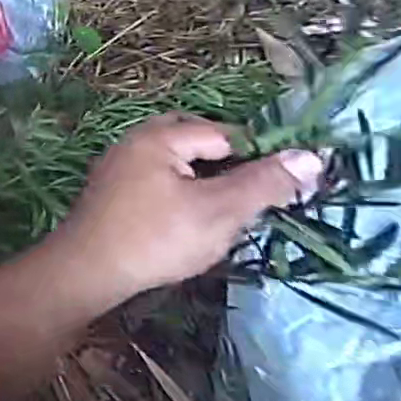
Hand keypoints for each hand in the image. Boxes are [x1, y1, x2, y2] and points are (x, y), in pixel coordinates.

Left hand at [53, 114, 322, 298]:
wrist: (89, 267)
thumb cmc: (157, 236)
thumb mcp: (219, 210)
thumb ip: (263, 183)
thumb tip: (311, 156)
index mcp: (157, 136)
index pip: (223, 133)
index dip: (256, 157)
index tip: (279, 189)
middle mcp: (133, 141)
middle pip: (192, 138)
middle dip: (226, 161)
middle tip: (248, 195)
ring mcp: (117, 164)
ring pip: (173, 159)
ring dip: (201, 176)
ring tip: (223, 209)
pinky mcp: (111, 189)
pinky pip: (154, 176)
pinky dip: (178, 188)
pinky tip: (187, 217)